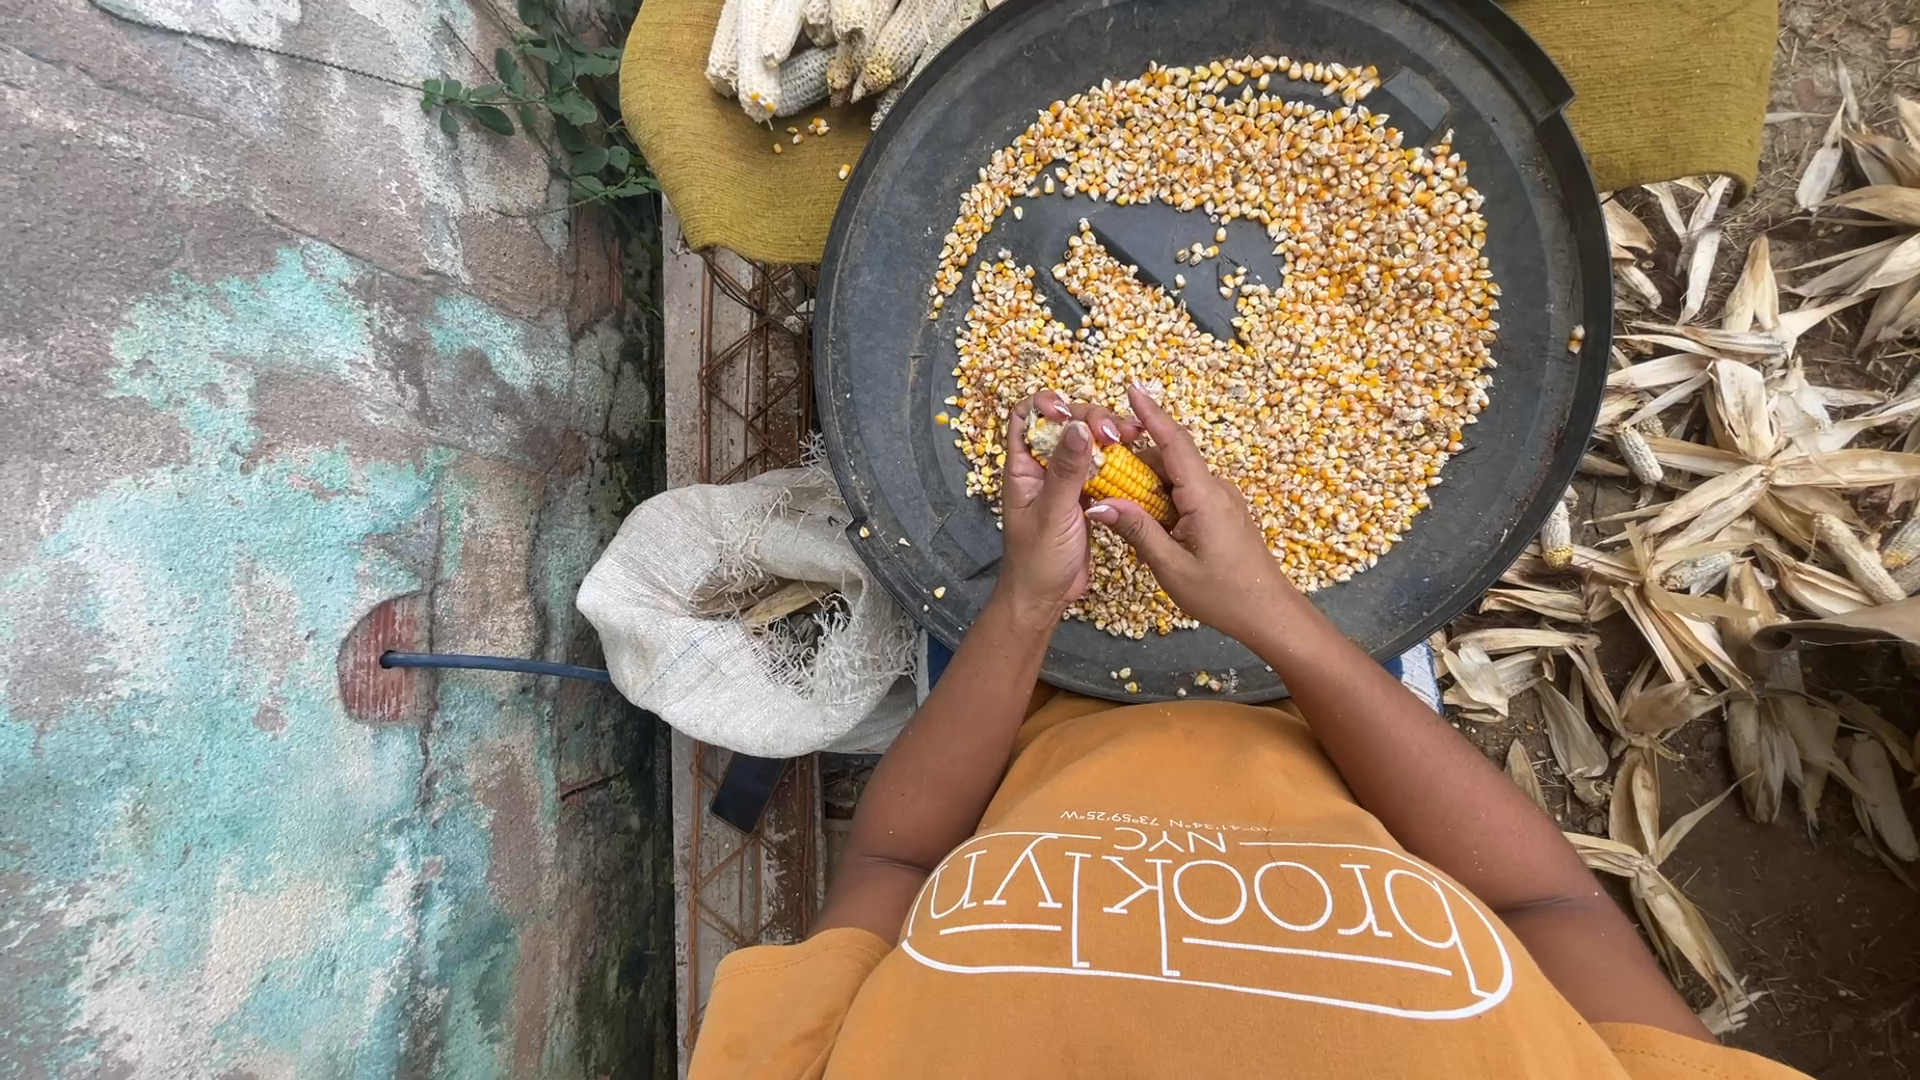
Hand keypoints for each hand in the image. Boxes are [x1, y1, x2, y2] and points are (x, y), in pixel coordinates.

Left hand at [998, 391, 1140, 619]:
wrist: (1045, 597)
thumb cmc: (1037, 560)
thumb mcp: (1052, 514)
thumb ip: (1066, 471)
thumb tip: (1078, 427)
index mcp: (1022, 467)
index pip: (1025, 417)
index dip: (1046, 405)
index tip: (1070, 412)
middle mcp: (1042, 467)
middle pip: (1064, 422)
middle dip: (1090, 417)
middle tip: (1115, 431)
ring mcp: (1065, 479)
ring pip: (1086, 440)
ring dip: (1109, 432)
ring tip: (1133, 434)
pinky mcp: (1085, 493)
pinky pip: (1102, 464)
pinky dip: (1118, 455)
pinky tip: (1135, 452)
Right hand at [1084, 385, 1296, 641]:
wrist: (1269, 613)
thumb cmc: (1223, 594)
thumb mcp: (1171, 566)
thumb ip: (1136, 530)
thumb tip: (1098, 504)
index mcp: (1205, 497)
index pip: (1175, 443)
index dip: (1152, 414)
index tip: (1131, 388)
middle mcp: (1215, 489)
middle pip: (1168, 458)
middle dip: (1133, 455)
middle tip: (1098, 462)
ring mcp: (1220, 499)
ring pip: (1174, 476)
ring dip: (1144, 480)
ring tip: (1113, 492)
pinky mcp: (1219, 512)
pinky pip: (1183, 492)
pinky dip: (1158, 495)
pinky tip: (1140, 514)